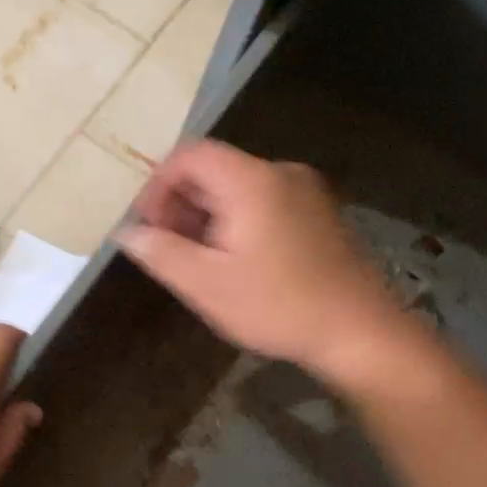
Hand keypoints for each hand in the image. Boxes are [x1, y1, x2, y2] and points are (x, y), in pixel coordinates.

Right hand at [117, 139, 430, 392]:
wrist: (360, 331)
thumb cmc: (278, 306)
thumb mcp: (206, 285)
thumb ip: (161, 253)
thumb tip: (126, 233)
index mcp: (251, 181)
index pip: (189, 155)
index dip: (157, 185)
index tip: (148, 227)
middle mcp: (280, 173)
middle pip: (214, 168)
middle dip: (181, 204)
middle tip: (167, 248)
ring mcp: (305, 192)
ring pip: (238, 187)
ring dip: (207, 216)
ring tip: (198, 262)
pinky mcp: (318, 214)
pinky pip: (264, 202)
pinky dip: (237, 222)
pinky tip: (235, 264)